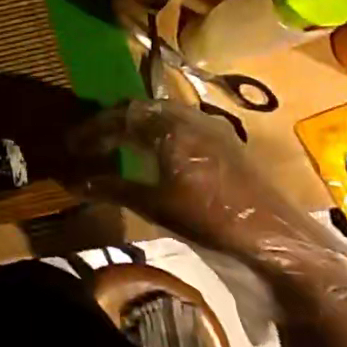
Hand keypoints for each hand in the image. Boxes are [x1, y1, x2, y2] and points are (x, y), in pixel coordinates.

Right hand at [72, 101, 346, 306]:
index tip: (72, 144)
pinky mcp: (225, 142)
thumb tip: (74, 181)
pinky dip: (158, 132)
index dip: (93, 130)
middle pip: (141, 109)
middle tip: (91, 141)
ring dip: (136, 125)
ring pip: (163, 114)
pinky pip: (181, 124)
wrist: (274, 238)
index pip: (121, 117)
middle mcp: (190, 117)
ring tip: (117, 143)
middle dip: (113, 122)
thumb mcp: (156, 206)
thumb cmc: (211, 220)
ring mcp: (211, 127)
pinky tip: (155, 152)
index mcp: (171, 128)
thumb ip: (114, 188)